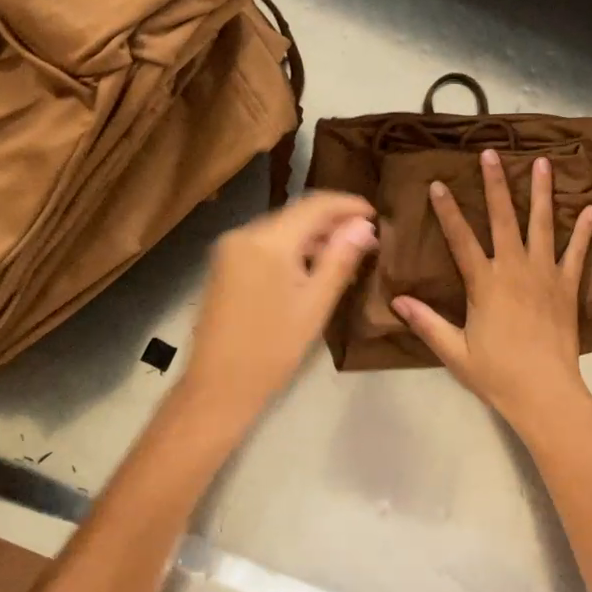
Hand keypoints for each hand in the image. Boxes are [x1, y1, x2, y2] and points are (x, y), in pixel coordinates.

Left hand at [183, 192, 377, 416]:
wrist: (217, 387)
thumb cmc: (273, 349)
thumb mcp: (316, 303)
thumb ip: (341, 258)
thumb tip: (364, 226)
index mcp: (268, 241)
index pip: (315, 204)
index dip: (347, 205)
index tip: (374, 214)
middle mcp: (245, 233)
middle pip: (297, 213)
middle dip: (332, 222)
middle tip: (366, 239)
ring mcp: (230, 247)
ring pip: (282, 227)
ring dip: (313, 235)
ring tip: (346, 254)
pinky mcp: (225, 262)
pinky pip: (266, 242)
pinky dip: (292, 247)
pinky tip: (313, 266)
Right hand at [393, 149, 591, 434]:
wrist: (545, 393)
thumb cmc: (496, 374)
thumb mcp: (454, 352)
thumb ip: (427, 323)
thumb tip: (396, 301)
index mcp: (484, 282)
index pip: (460, 238)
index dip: (448, 210)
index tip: (438, 183)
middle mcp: (514, 268)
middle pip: (503, 218)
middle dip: (496, 184)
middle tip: (492, 153)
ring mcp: (544, 274)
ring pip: (542, 224)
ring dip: (541, 192)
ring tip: (543, 162)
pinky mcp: (567, 286)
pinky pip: (577, 252)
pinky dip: (584, 231)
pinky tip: (591, 208)